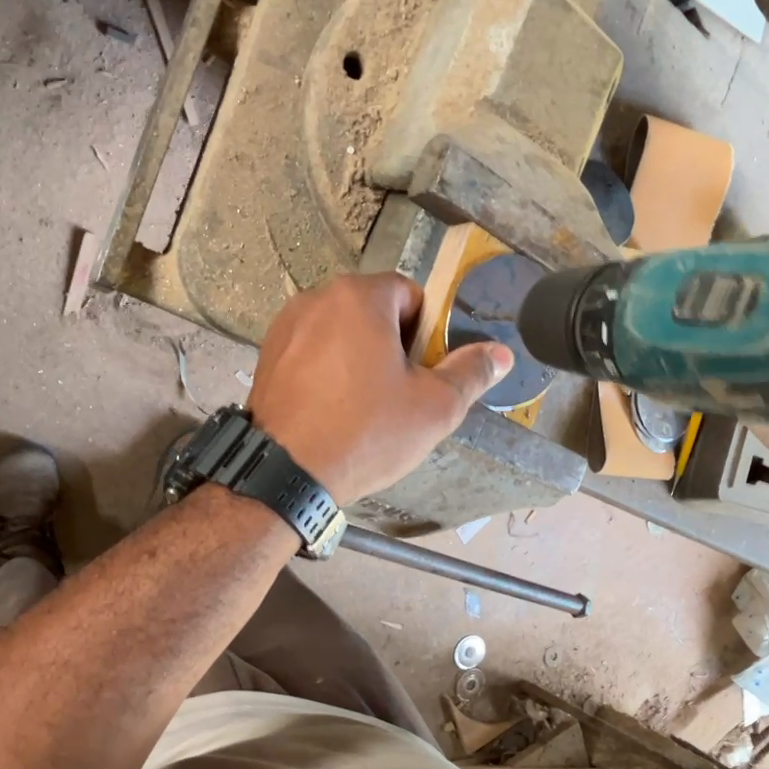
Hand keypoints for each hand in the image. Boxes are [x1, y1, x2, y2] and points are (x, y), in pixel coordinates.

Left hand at [248, 273, 513, 502]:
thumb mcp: (434, 407)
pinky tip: (332, 412)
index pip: (411, 295)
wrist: (285, 474)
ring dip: (359, 359)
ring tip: (364, 408)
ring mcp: (285, 327)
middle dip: (393, 347)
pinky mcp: (267, 356)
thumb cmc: (365, 433)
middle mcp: (316, 298)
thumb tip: (501, 354)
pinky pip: (311, 354)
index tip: (424, 373)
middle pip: (373, 313)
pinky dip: (327, 373)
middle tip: (399, 396)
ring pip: (341, 334)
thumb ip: (470, 373)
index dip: (427, 333)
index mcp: (359, 296)